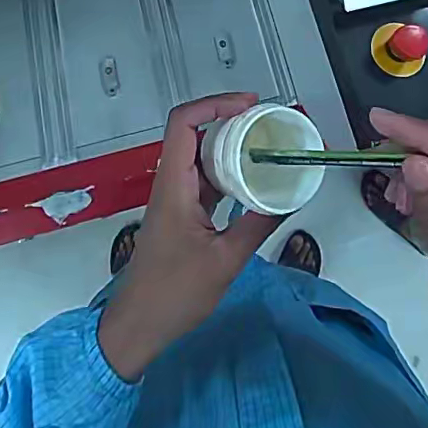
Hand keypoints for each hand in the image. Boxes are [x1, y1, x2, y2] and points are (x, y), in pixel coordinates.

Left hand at [97, 92, 282, 380]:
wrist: (139, 323)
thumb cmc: (173, 293)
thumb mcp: (224, 261)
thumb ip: (257, 226)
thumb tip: (288, 199)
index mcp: (174, 183)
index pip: (183, 122)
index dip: (214, 104)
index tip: (249, 105)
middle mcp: (172, 181)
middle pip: (194, 132)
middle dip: (229, 119)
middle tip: (266, 122)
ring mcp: (176, 196)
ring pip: (202, 155)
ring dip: (230, 145)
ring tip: (265, 145)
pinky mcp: (183, 211)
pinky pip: (206, 179)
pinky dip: (228, 172)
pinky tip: (253, 180)